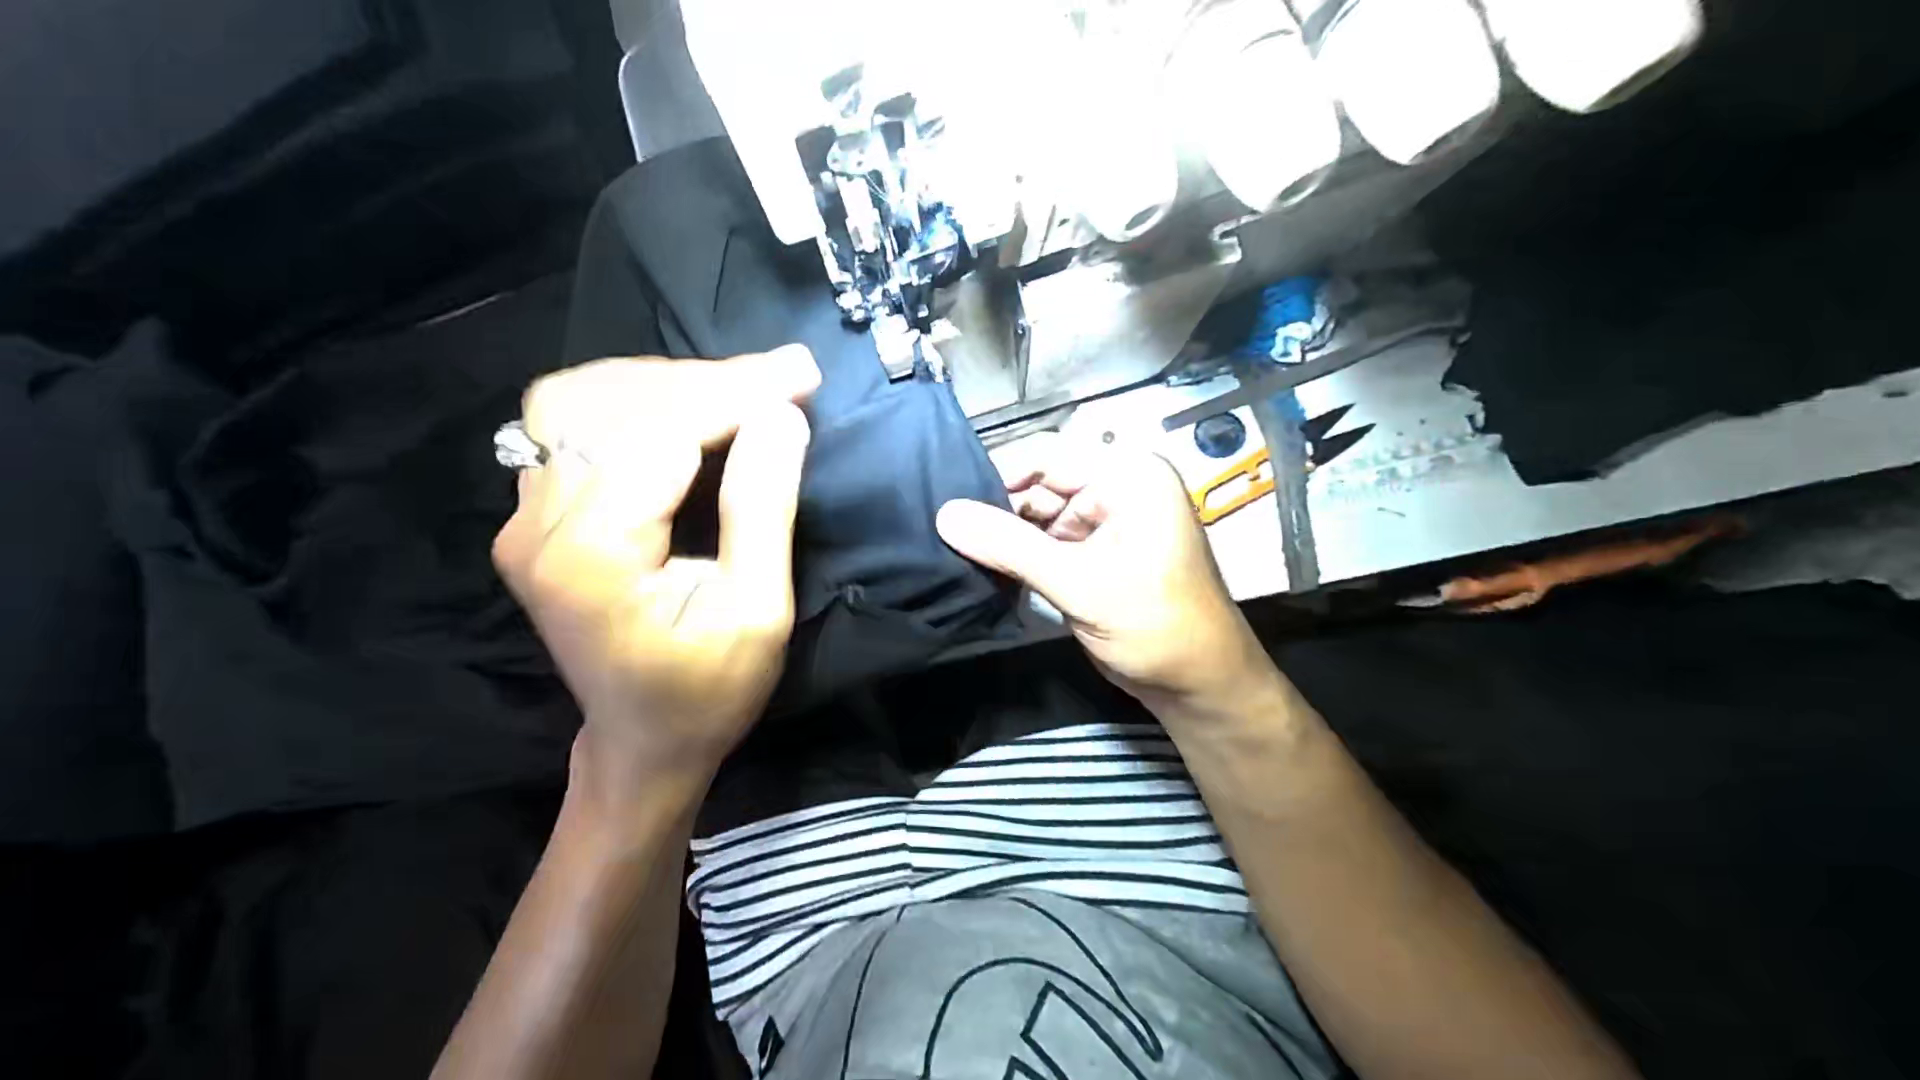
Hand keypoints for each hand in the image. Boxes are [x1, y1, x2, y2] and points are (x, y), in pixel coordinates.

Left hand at [492, 346, 819, 788]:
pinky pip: (570, 427)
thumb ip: (761, 511)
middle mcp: (537, 524)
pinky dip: (633, 402)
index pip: (662, 435)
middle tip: (784, 373)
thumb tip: (782, 417)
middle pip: (616, 407)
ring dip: (668, 383)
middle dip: (709, 381)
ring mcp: (524, 518)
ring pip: (584, 403)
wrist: (643, 742)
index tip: (801, 376)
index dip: (736, 396)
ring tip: (740, 387)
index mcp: (590, 554)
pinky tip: (683, 406)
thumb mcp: (758, 613)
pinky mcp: (533, 517)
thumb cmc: (709, 693)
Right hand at [935, 433, 1273, 712]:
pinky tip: (985, 568)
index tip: (947, 505)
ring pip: (1039, 520)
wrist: (1199, 686)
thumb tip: (944, 515)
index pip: (1046, 461)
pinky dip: (1022, 559)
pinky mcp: (1095, 557)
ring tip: (957, 551)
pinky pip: (1048, 546)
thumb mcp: (1078, 582)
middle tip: (946, 534)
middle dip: (999, 514)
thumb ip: (1009, 546)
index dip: (997, 481)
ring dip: (1006, 539)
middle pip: (1040, 490)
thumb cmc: (1154, 625)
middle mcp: (1117, 491)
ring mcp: (1106, 525)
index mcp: (1127, 477)